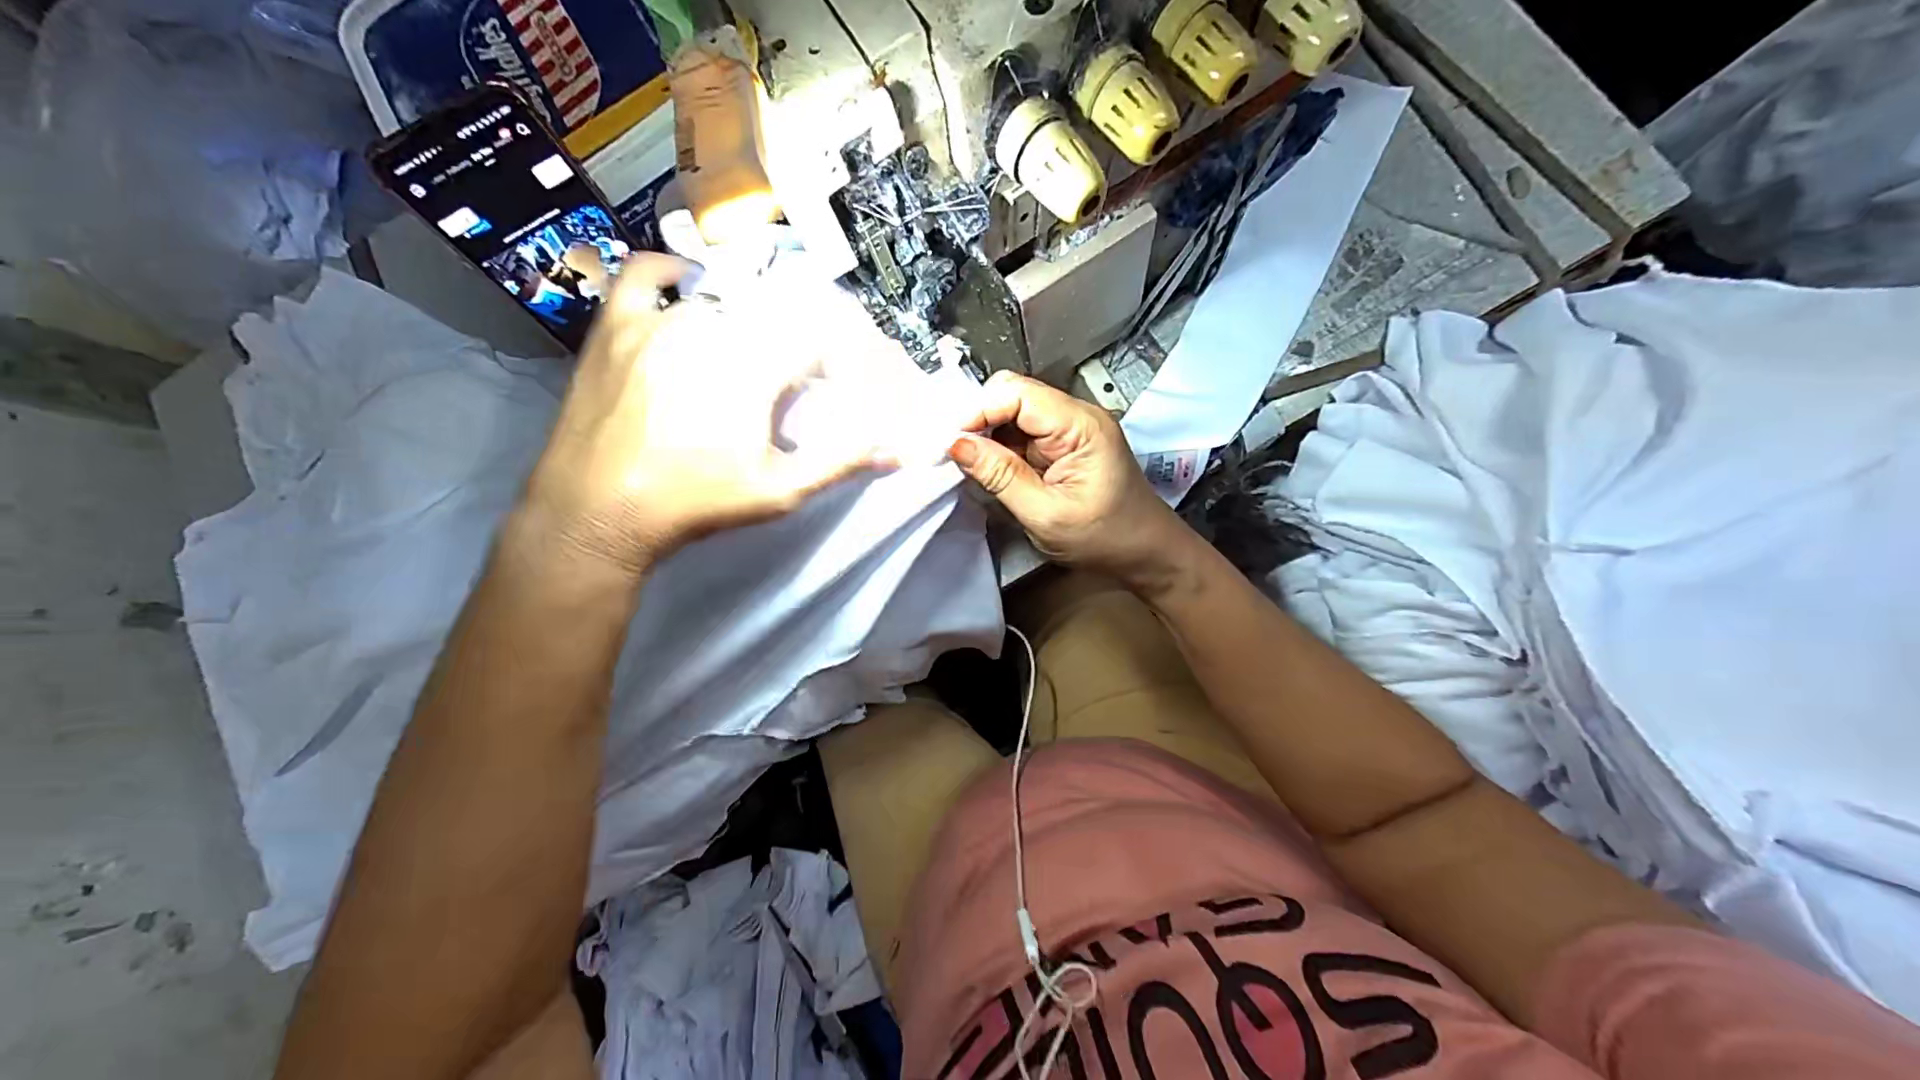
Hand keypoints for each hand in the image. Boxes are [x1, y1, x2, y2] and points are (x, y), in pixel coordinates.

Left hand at [520, 253, 890, 575]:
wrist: (596, 513)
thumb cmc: (694, 503)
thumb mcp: (779, 491)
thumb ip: (838, 463)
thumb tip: (895, 451)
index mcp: (755, 365)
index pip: (815, 335)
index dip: (831, 355)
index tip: (830, 379)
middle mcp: (711, 327)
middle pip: (770, 312)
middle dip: (789, 340)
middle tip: (785, 379)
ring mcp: (658, 321)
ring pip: (718, 296)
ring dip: (742, 317)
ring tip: (744, 352)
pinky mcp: (616, 325)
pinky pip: (643, 275)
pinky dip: (670, 272)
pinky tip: (684, 285)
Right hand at [950, 371, 1191, 582]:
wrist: (1146, 552)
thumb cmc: (1107, 538)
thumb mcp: (1045, 514)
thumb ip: (1000, 476)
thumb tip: (958, 445)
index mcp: (1081, 426)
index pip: (1017, 393)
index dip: (979, 410)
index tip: (951, 440)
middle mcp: (1077, 416)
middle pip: (1013, 394)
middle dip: (979, 419)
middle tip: (954, 452)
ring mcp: (1070, 429)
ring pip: (1013, 412)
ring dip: (988, 435)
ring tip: (969, 464)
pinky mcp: (1063, 444)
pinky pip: (1022, 433)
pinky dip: (1000, 447)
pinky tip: (989, 468)